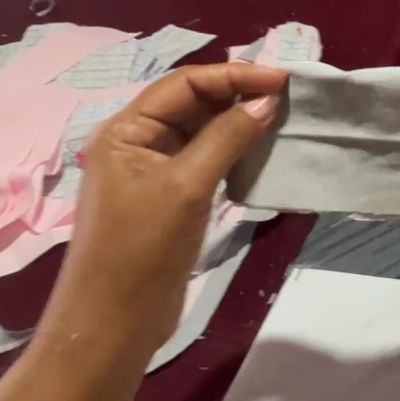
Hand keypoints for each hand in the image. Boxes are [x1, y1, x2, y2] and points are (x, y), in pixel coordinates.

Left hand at [40, 62, 286, 349]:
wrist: (113, 325)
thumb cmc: (142, 250)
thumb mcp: (187, 187)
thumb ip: (227, 137)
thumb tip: (268, 100)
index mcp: (126, 131)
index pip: (184, 84)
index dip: (233, 75)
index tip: (281, 79)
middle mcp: (136, 142)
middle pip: (192, 102)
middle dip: (237, 93)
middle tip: (286, 96)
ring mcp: (153, 170)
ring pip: (201, 129)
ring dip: (238, 120)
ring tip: (279, 117)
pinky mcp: (170, 196)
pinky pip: (205, 157)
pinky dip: (233, 149)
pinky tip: (259, 150)